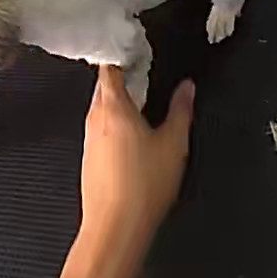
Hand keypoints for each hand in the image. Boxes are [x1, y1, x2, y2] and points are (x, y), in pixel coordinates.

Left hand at [79, 66, 194, 255]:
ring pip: (100, 108)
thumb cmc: (143, 184)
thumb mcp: (174, 142)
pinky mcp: (89, 160)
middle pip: (103, 86)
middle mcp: (95, 119)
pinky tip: (131, 132)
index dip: (121, 54)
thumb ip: (181, 109)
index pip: (109, 68)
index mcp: (113, 106)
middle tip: (142, 69)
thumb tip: (186, 87)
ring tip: (141, 97)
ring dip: (117, 99)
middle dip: (120, 76)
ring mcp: (89, 140)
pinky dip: (113, 121)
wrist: (114, 230)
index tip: (134, 47)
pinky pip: (100, 128)